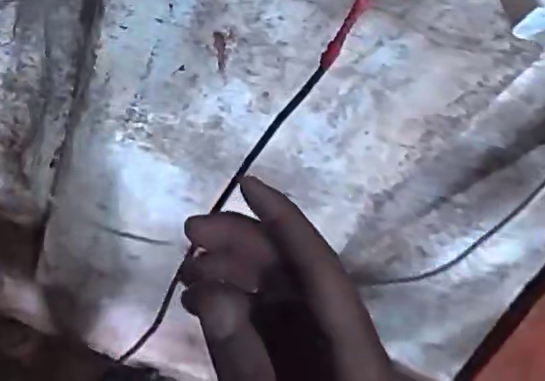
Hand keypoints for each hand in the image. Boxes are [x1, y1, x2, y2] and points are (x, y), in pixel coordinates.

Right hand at [180, 178, 395, 380]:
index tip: (245, 182)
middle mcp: (346, 343)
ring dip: (232, 274)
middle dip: (241, 244)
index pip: (322, 270)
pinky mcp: (308, 368)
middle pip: (295, 274)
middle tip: (190, 232)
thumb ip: (243, 360)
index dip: (286, 220)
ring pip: (280, 294)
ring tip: (186, 272)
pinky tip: (203, 301)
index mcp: (358, 355)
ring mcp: (326, 356)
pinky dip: (235, 306)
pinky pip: (271, 322)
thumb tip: (208, 288)